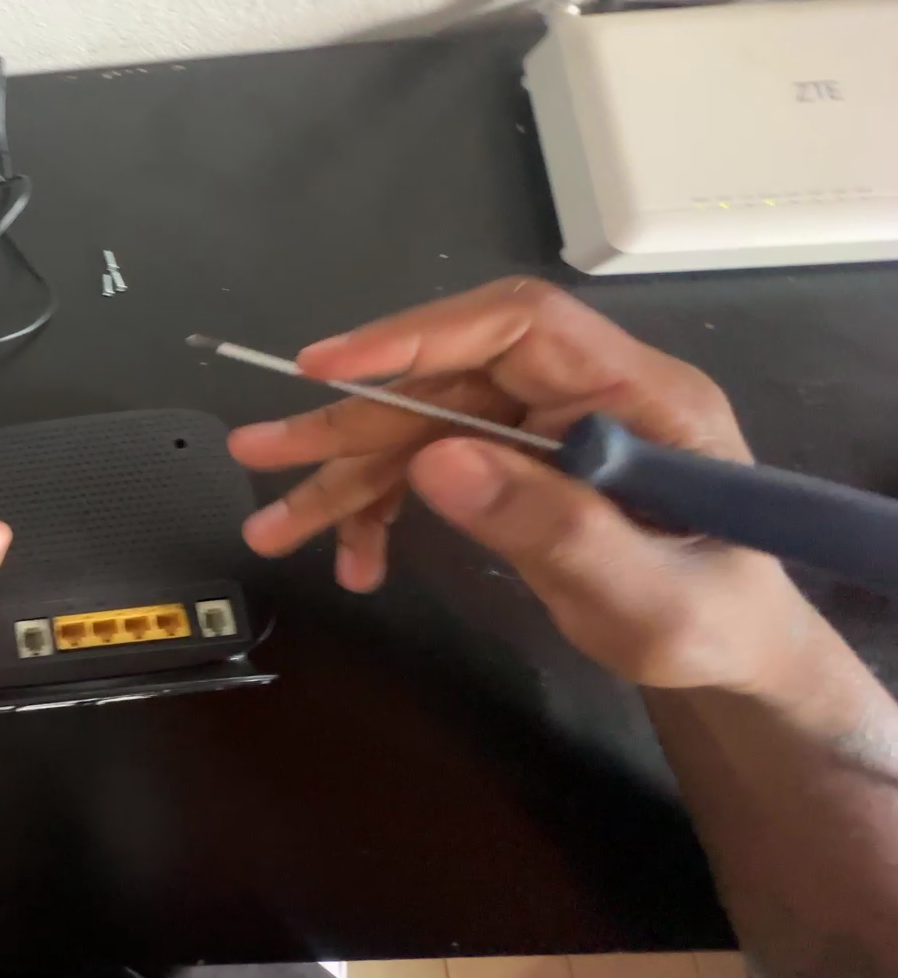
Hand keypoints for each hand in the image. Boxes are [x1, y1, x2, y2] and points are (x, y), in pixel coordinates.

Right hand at [228, 277, 822, 693]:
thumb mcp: (646, 597)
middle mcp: (565, 397)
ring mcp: (524, 430)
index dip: (412, 334)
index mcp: (629, 395)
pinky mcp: (495, 463)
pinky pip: (413, 473)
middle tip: (254, 449)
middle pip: (432, 389)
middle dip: (341, 430)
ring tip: (271, 531)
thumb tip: (435, 463)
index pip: (513, 325)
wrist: (722, 652)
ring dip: (338, 486)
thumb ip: (552, 526)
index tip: (323, 367)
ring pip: (406, 436)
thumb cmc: (711, 626)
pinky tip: (355, 560)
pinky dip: (372, 515)